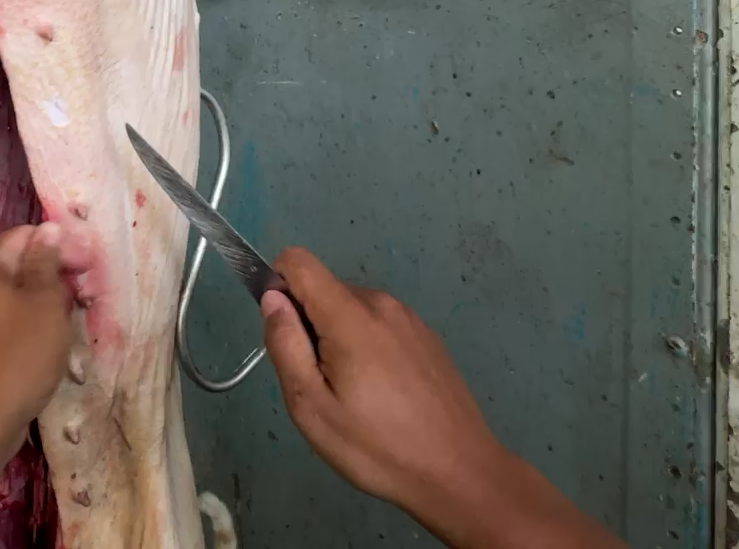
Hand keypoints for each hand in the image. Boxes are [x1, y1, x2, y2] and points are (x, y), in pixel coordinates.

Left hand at [0, 223, 81, 455]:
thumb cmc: (15, 357)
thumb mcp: (43, 303)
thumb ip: (47, 261)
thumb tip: (49, 229)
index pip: (29, 235)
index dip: (62, 248)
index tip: (89, 272)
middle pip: (21, 263)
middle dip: (54, 276)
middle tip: (83, 300)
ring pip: (16, 292)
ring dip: (45, 302)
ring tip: (68, 324)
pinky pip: (7, 318)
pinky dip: (29, 323)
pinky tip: (47, 344)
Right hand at [262, 248, 626, 548]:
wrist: (466, 478)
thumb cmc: (379, 447)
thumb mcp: (311, 407)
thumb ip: (285, 345)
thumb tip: (273, 300)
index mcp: (349, 315)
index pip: (297, 261)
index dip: (278, 285)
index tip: (286, 331)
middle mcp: (380, 303)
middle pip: (323, 289)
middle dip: (309, 324)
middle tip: (322, 382)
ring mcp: (408, 318)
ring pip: (350, 308)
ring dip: (338, 336)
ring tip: (356, 393)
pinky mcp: (426, 336)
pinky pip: (378, 323)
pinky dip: (367, 345)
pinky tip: (386, 393)